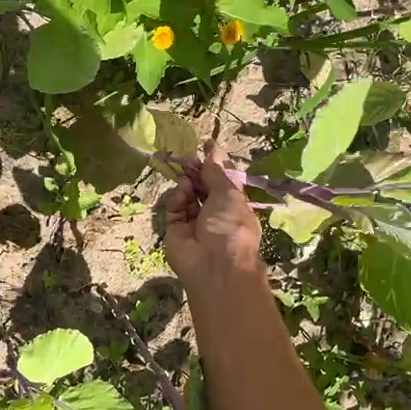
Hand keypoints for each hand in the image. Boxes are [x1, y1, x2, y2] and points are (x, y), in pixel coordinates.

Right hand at [164, 140, 264, 299]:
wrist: (214, 264)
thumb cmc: (230, 226)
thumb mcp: (229, 193)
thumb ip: (217, 171)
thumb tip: (213, 148)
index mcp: (234, 206)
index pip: (224, 181)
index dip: (216, 164)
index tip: (207, 146)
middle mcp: (215, 214)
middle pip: (204, 188)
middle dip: (198, 172)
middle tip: (189, 158)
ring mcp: (194, 223)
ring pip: (188, 197)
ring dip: (188, 184)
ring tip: (187, 175)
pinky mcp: (176, 230)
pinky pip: (175, 209)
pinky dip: (178, 198)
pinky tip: (183, 191)